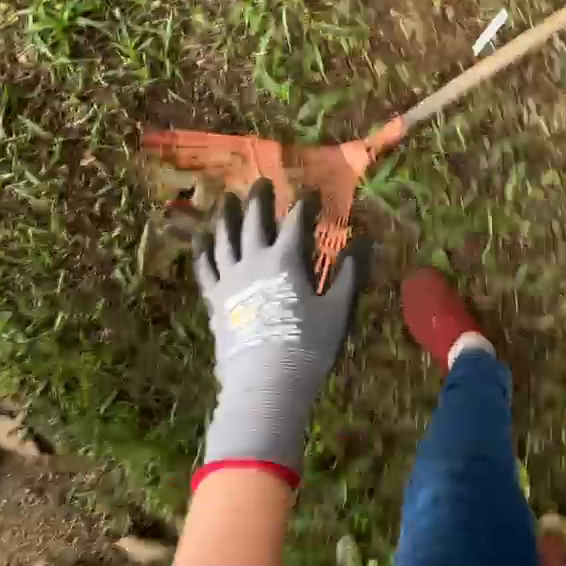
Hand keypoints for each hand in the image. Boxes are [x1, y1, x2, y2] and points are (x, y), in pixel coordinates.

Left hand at [191, 180, 366, 487]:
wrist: (265, 383)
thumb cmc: (307, 346)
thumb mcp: (337, 310)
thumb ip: (349, 274)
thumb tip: (363, 242)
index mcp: (286, 261)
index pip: (296, 222)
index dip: (304, 204)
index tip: (311, 191)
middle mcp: (254, 261)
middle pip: (254, 221)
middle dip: (260, 200)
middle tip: (261, 182)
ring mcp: (229, 280)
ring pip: (224, 238)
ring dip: (226, 216)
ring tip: (226, 199)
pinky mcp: (215, 299)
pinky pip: (205, 267)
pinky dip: (203, 249)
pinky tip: (202, 238)